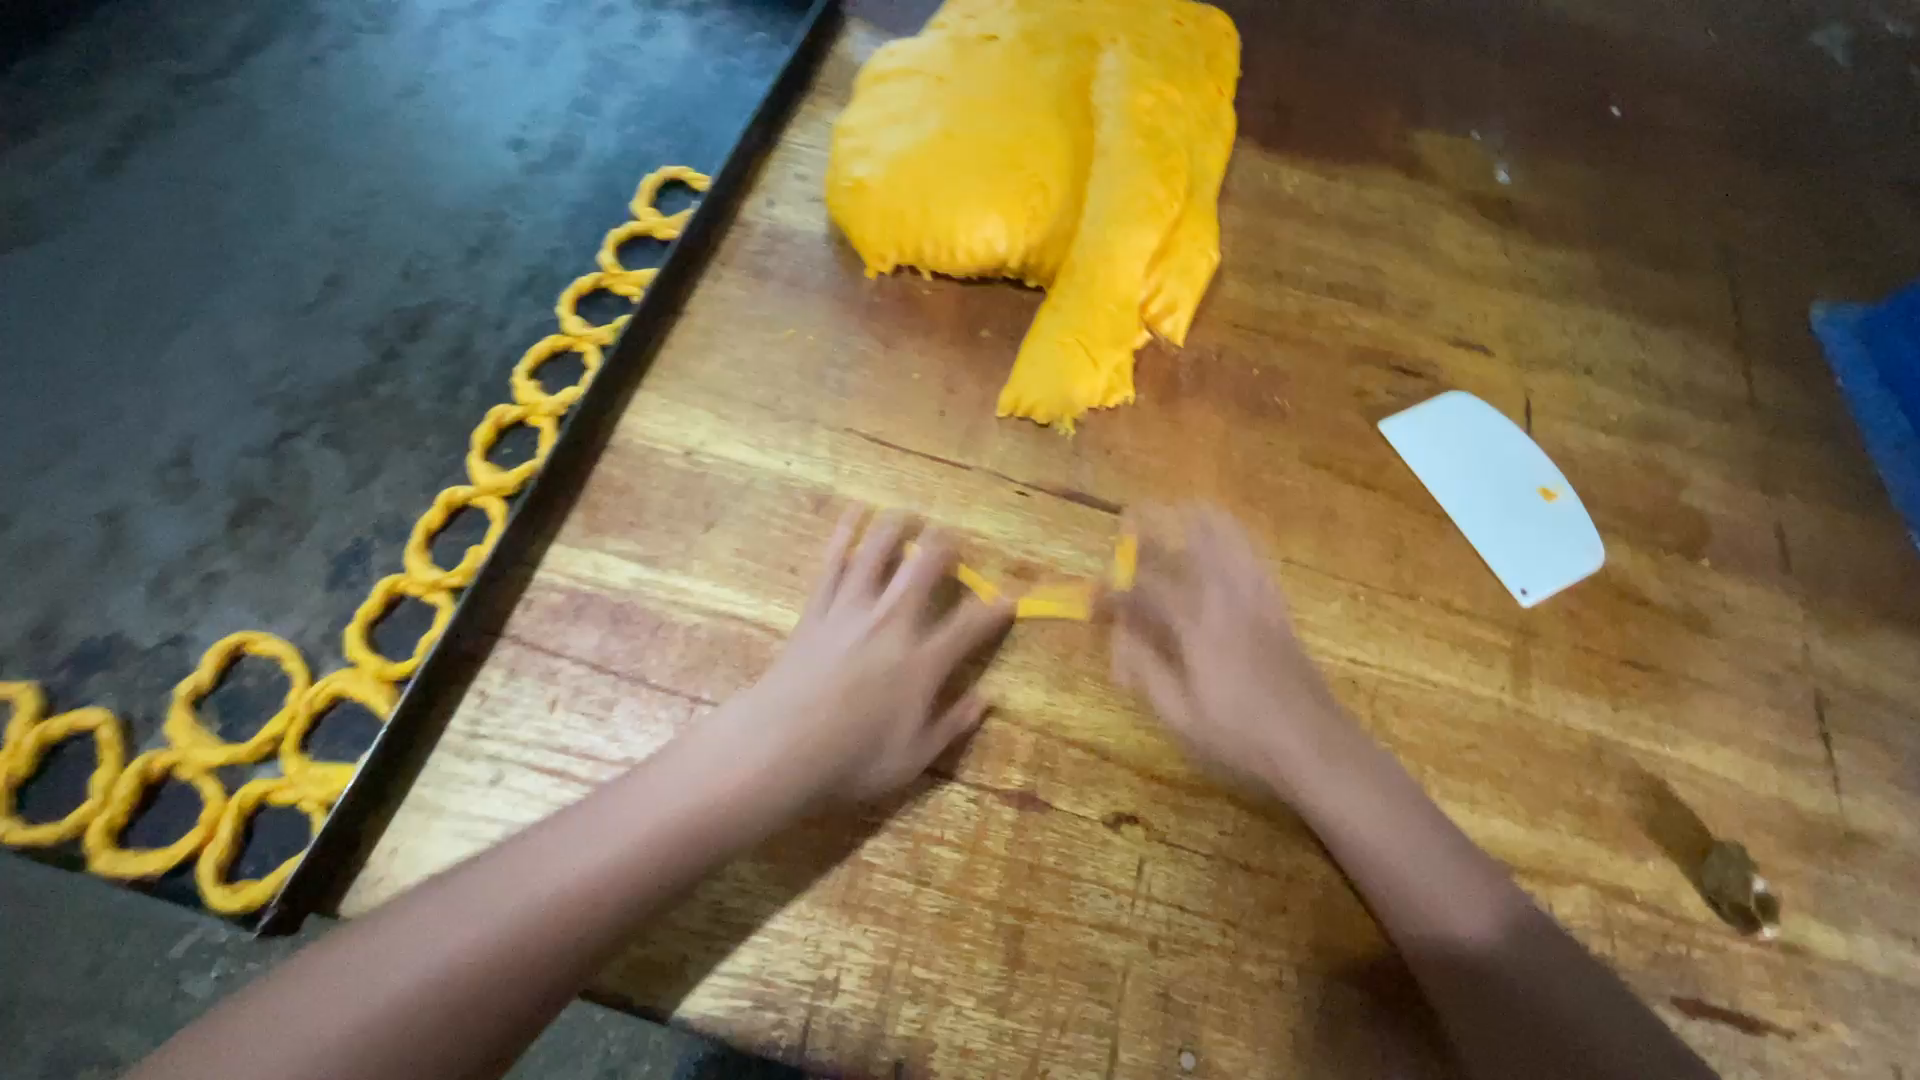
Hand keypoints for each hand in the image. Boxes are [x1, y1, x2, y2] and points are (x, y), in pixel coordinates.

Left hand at [745, 508, 1013, 803]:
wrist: (778, 748)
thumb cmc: (850, 761)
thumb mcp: (913, 758)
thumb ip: (952, 725)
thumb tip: (986, 699)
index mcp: (922, 663)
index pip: (970, 626)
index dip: (995, 610)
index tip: (1010, 599)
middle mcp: (892, 625)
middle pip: (926, 569)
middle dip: (946, 548)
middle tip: (954, 542)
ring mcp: (851, 612)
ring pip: (879, 553)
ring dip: (899, 528)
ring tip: (910, 516)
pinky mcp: (817, 610)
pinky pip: (834, 562)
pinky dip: (846, 534)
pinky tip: (856, 514)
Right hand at [1108, 506, 1361, 801]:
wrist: (1314, 744)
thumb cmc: (1240, 736)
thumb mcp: (1179, 715)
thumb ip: (1147, 670)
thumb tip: (1122, 638)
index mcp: (1196, 627)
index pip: (1145, 591)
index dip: (1114, 591)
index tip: (1095, 597)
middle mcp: (1226, 601)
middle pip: (1189, 548)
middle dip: (1158, 530)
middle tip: (1135, 516)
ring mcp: (1258, 600)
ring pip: (1231, 542)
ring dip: (1204, 521)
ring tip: (1185, 506)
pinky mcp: (1280, 608)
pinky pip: (1258, 559)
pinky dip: (1240, 539)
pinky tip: (1234, 538)